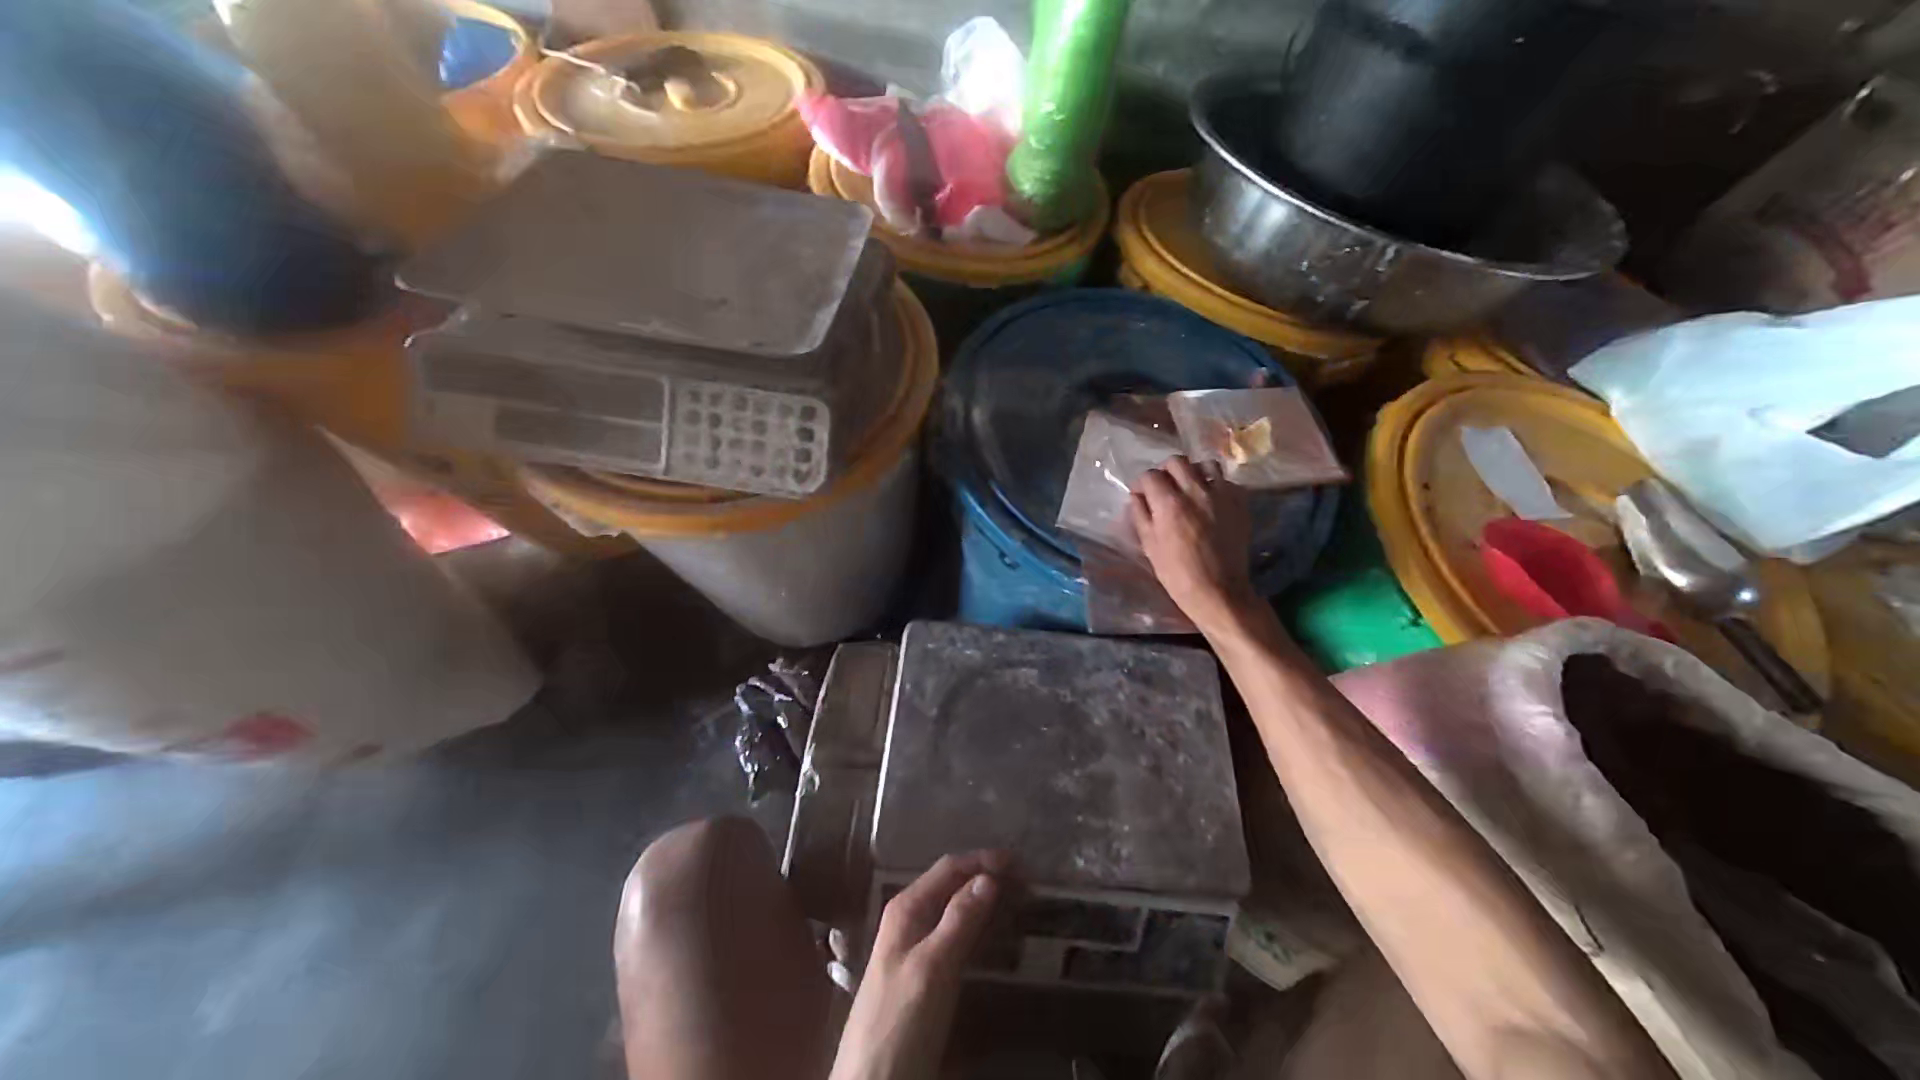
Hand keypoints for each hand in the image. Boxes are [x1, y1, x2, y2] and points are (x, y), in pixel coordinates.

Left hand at [829, 852, 1009, 1079]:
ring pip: (956, 912)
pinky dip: (980, 930)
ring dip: (986, 903)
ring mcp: (916, 949)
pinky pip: (957, 940)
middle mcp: (910, 921)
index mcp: (906, 908)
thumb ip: (958, 920)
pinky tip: (997, 939)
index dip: (983, 860)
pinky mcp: (926, 978)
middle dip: (988, 879)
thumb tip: (989, 876)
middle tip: (1028, 884)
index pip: (949, 868)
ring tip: (1020, 904)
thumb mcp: (932, 967)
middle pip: (952, 886)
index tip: (1022, 863)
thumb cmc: (900, 1022)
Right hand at [1131, 456, 1259, 636]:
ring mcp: (1222, 495)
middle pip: (1177, 461)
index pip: (1150, 475)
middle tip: (1164, 488)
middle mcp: (1196, 491)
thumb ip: (1140, 515)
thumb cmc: (1177, 573)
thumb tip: (1137, 497)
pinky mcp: (1240, 503)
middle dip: (1166, 472)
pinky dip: (1215, 486)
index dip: (1142, 484)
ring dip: (1193, 473)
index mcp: (1169, 503)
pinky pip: (1226, 481)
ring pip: (1205, 464)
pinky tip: (1210, 501)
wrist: (1218, 591)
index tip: (1141, 495)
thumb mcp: (1149, 546)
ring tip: (1190, 489)